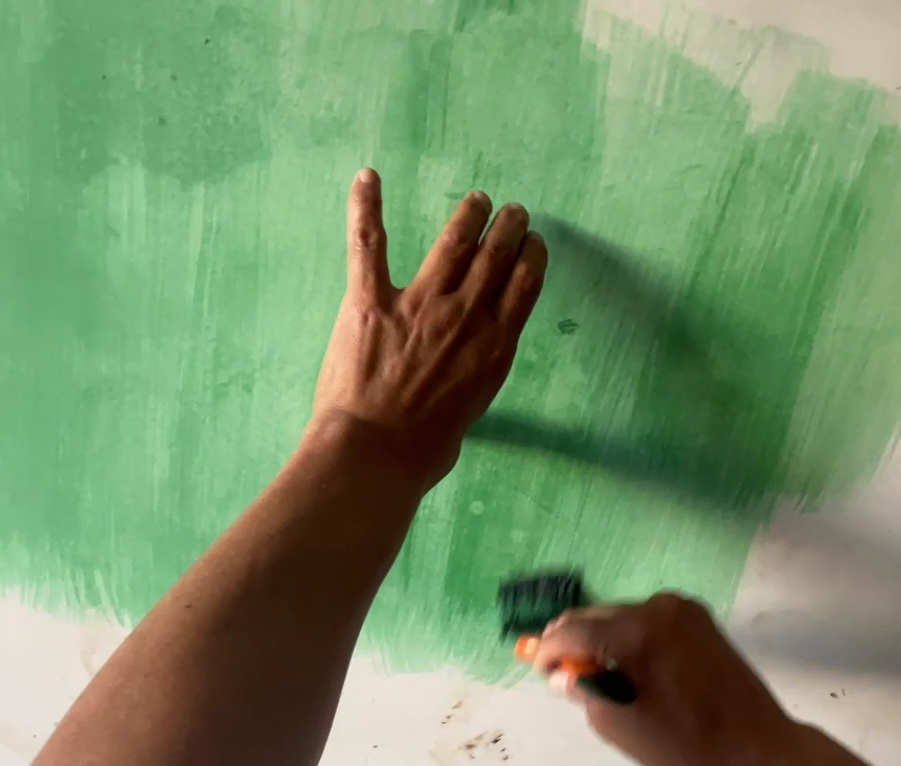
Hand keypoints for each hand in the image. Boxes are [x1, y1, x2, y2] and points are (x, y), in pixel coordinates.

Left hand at [307, 169, 547, 486]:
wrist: (376, 454)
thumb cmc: (424, 450)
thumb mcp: (470, 412)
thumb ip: (472, 378)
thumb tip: (461, 373)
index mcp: (494, 348)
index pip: (525, 286)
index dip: (532, 257)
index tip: (533, 244)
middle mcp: (465, 317)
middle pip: (495, 257)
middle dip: (508, 229)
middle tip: (511, 212)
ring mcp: (419, 304)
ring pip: (452, 243)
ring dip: (468, 216)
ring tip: (476, 201)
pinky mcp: (370, 301)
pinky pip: (369, 244)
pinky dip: (367, 207)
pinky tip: (368, 177)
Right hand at [528, 593, 801, 765]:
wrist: (755, 747)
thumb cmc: (683, 744)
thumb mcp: (619, 724)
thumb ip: (584, 690)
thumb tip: (563, 674)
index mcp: (635, 632)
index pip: (573, 631)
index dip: (548, 650)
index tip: (538, 668)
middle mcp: (657, 607)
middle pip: (597, 616)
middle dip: (573, 640)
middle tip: (559, 668)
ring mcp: (681, 608)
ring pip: (621, 615)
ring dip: (601, 637)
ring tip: (594, 670)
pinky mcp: (698, 617)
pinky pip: (647, 619)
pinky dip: (630, 636)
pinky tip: (628, 663)